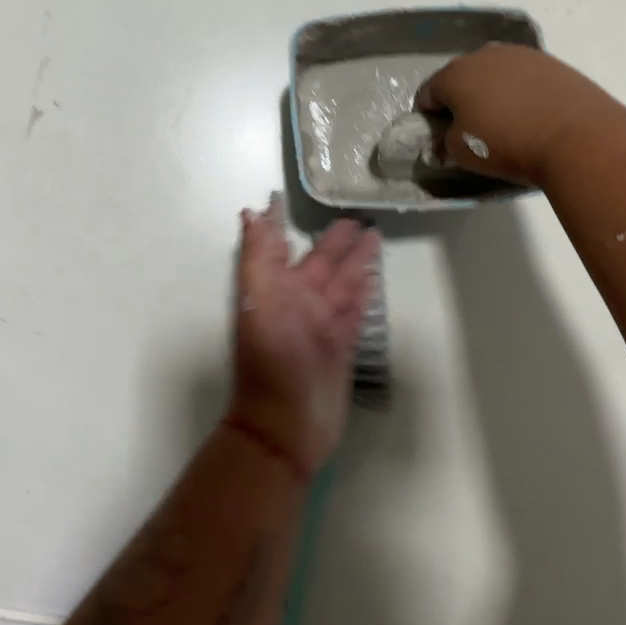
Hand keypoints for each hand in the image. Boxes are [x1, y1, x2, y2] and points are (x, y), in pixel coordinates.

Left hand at [230, 195, 377, 475]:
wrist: (285, 425)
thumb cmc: (270, 359)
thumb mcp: (258, 299)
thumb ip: (258, 256)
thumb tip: (251, 212)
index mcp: (272, 288)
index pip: (276, 246)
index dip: (279, 224)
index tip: (283, 200)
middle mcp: (297, 301)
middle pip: (319, 261)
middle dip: (334, 240)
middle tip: (355, 216)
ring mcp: (321, 323)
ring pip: (342, 282)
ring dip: (356, 259)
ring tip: (374, 234)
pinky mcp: (342, 344)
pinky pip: (355, 309)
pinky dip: (364, 292)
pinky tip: (374, 275)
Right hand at [416, 42, 625, 183]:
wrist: (579, 138)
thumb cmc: (507, 144)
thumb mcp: (463, 153)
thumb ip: (444, 144)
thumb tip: (441, 143)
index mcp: (456, 73)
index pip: (428, 91)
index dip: (427, 113)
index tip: (436, 133)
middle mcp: (485, 55)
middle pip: (462, 77)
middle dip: (461, 98)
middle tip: (470, 127)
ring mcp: (522, 55)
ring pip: (495, 73)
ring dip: (492, 92)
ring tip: (504, 121)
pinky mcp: (553, 63)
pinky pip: (524, 77)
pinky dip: (521, 92)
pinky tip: (531, 115)